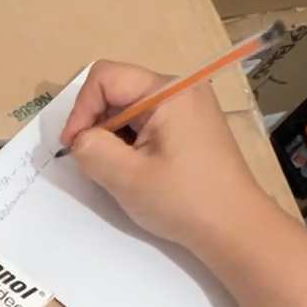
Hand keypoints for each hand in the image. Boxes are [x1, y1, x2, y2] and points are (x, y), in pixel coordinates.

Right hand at [59, 60, 274, 248]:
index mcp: (169, 91)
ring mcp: (186, 107)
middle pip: (116, 91)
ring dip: (111, 137)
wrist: (233, 228)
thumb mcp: (126, 177)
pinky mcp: (187, 127)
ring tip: (117, 170)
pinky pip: (144, 123)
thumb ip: (91, 149)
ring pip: (127, 109)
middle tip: (93, 163)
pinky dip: (128, 143)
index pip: (104, 78)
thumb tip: (79, 140)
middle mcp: (180, 90)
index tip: (73, 147)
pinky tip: (134, 170)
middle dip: (96, 124)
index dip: (80, 110)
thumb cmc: (183, 200)